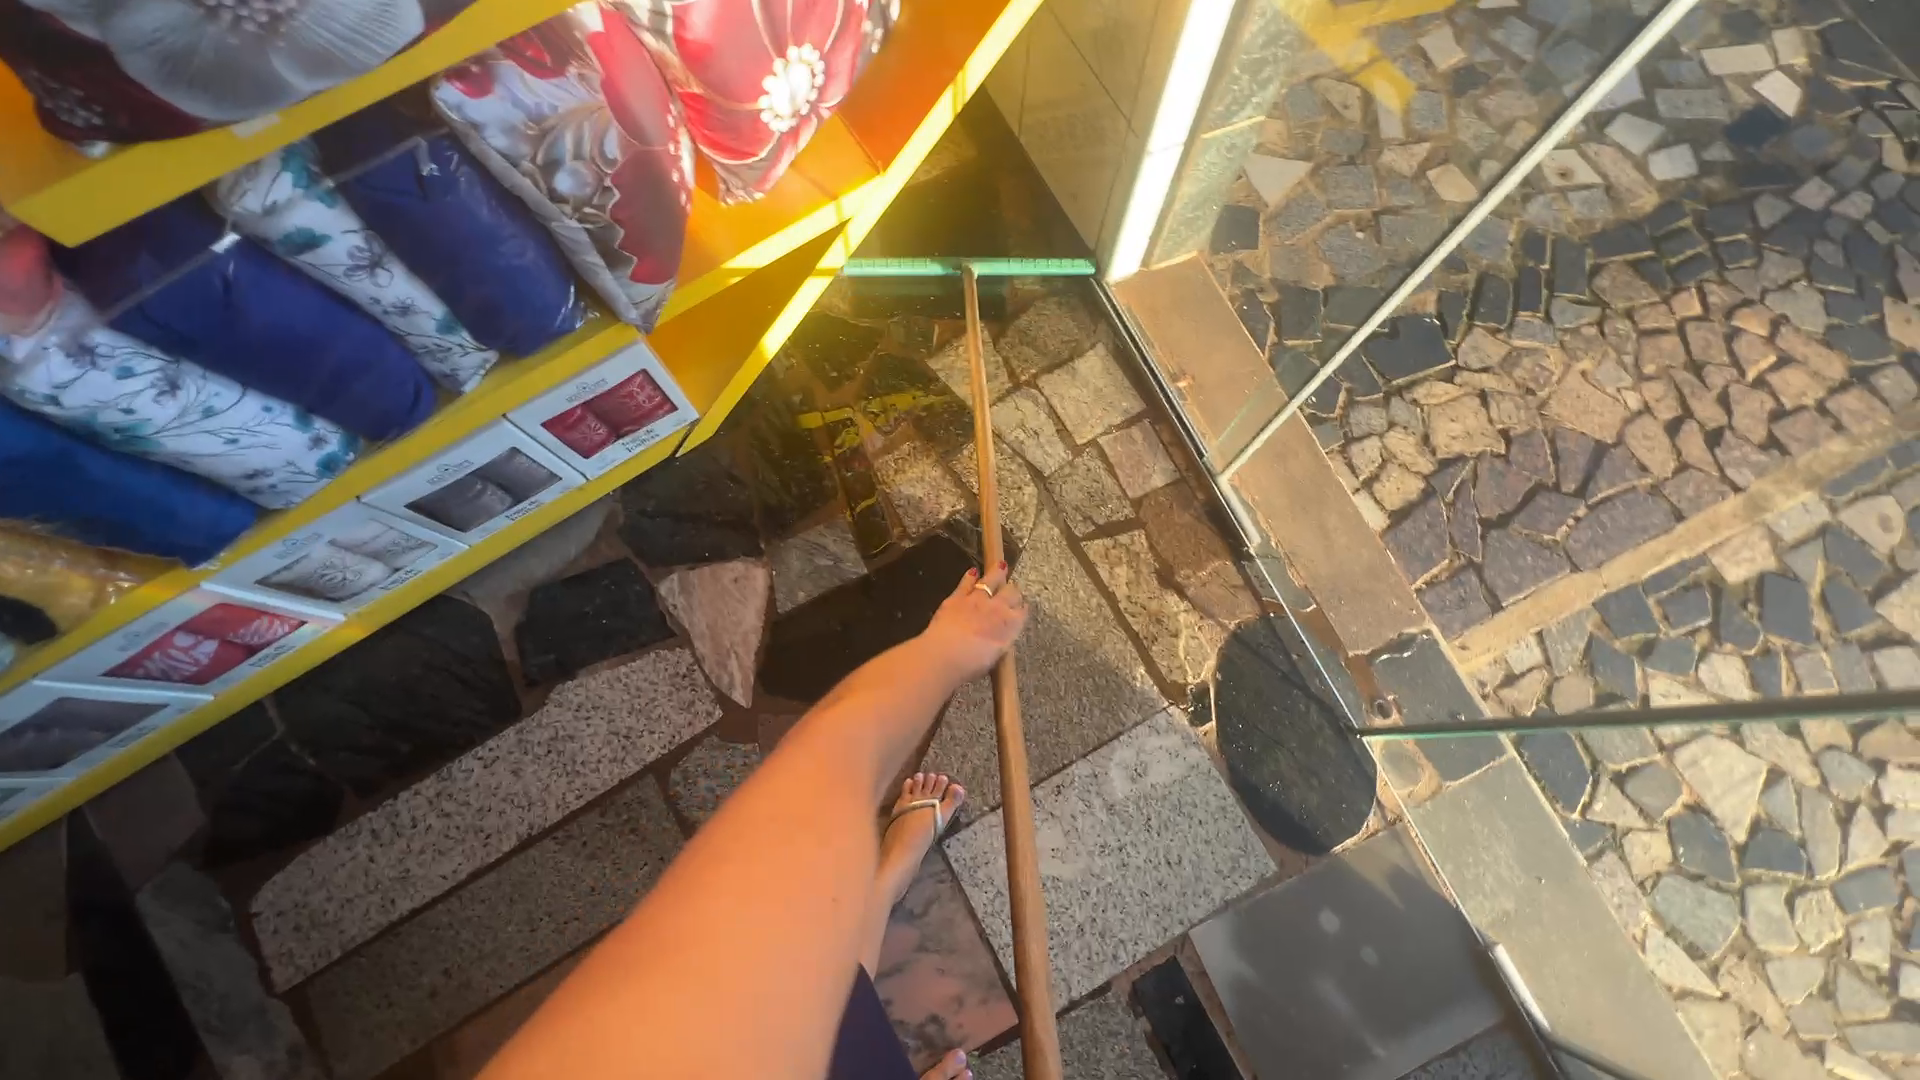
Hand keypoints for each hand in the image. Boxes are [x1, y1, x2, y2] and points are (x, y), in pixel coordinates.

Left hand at [922, 561, 1027, 681]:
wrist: (946, 654)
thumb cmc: (972, 665)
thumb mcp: (995, 658)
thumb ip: (1000, 644)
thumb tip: (999, 640)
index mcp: (1011, 626)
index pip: (1023, 612)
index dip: (1022, 609)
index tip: (1021, 609)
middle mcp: (998, 609)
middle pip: (1012, 592)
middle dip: (1013, 591)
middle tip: (1012, 591)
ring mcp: (978, 599)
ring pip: (992, 580)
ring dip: (997, 573)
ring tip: (1001, 566)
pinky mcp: (957, 596)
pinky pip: (967, 582)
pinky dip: (971, 576)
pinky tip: (972, 572)